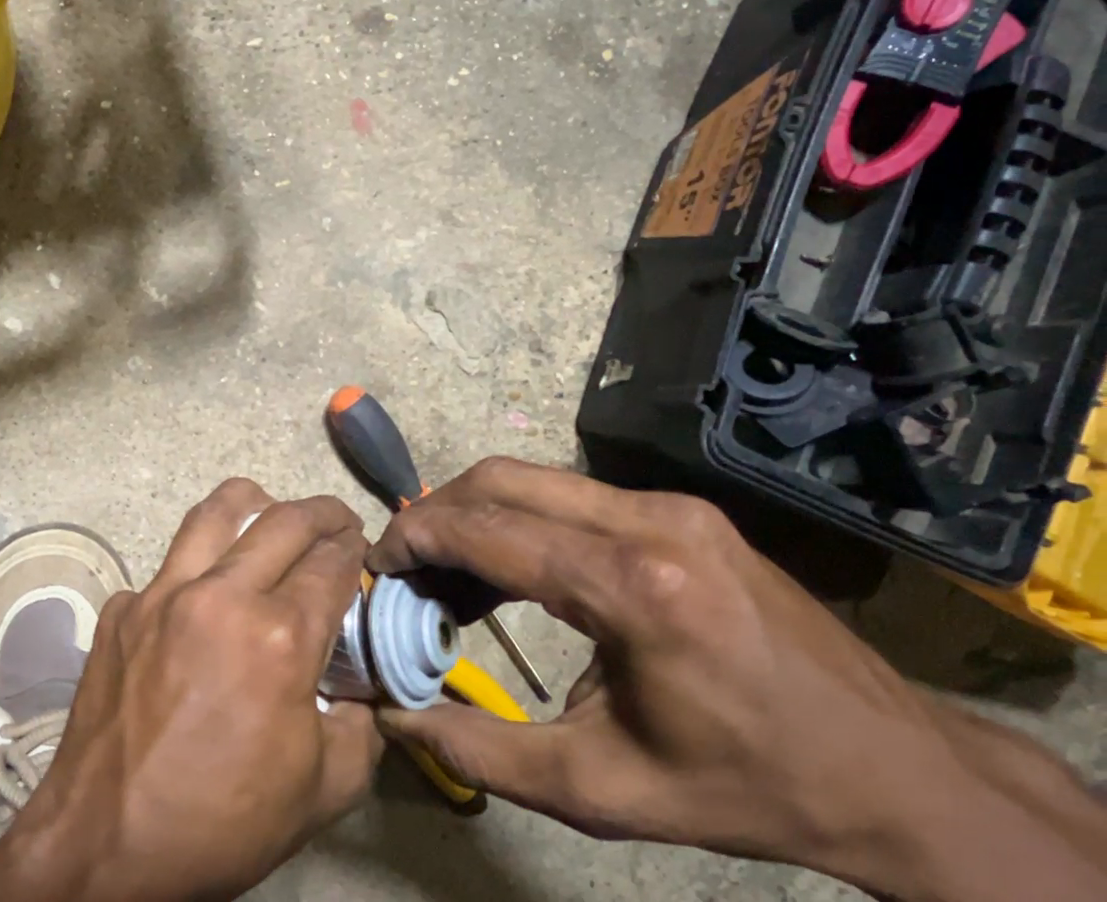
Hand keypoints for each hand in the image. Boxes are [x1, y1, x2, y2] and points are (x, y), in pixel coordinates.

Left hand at [0, 480, 383, 901]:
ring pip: (214, 513)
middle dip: (322, 514)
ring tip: (270, 510)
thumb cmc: (224, 820)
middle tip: (335, 521)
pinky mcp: (121, 608)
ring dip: (255, 503)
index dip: (354, 552)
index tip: (359, 551)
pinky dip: (196, 566)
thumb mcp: (325, 789)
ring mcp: (161, 595)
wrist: (108, 841)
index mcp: (279, 636)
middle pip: (284, 521)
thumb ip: (359, 724)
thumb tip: (357, 688)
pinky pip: (167, 567)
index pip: (331, 565)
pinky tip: (202, 596)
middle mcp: (221, 596)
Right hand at [369, 458, 1106, 901]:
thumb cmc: (741, 786)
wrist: (891, 771)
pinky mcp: (686, 513)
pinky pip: (574, 496)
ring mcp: (675, 509)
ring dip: (476, 515)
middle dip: (435, 514)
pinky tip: (511, 572)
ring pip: (536, 479)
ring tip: (447, 575)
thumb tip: (395, 716)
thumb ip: (480, 750)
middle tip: (404, 569)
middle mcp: (653, 524)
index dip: (416, 540)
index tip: (377, 567)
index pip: (488, 530)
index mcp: (634, 590)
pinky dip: (522, 521)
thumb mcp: (599, 790)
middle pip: (503, 480)